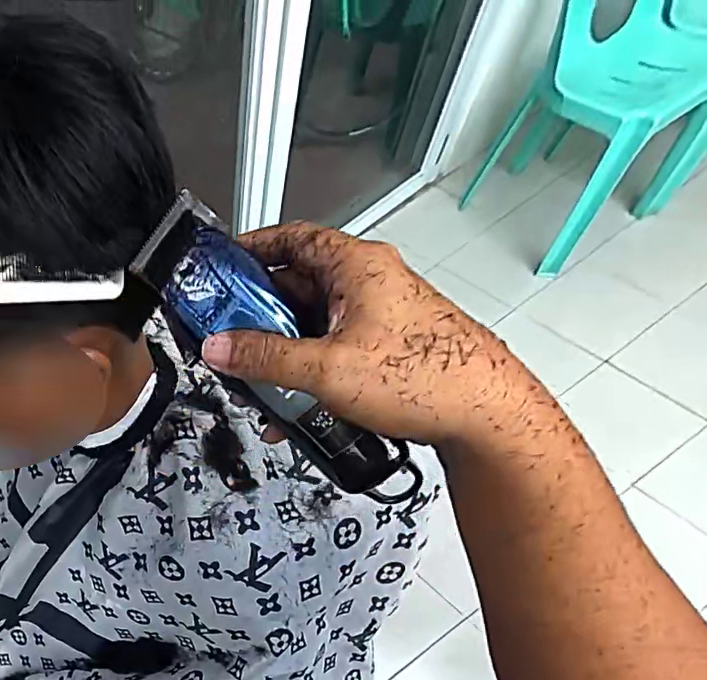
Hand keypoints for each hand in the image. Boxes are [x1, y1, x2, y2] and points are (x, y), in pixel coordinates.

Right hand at [199, 222, 522, 445]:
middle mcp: (369, 285)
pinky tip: (295, 404)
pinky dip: (307, 371)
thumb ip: (266, 358)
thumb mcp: (326, 368)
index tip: (226, 266)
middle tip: (232, 338)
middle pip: (298, 287)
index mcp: (358, 267)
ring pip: (313, 325)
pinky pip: (331, 351)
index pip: (293, 238)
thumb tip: (223, 348)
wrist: (483, 414)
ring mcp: (377, 317)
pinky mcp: (383, 348)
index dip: (253, 249)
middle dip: (260, 316)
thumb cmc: (430, 377)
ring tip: (260, 381)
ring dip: (282, 352)